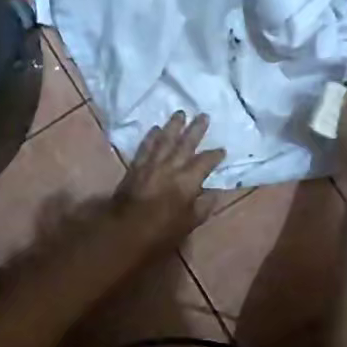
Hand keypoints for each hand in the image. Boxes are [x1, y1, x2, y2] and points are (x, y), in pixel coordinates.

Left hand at [112, 111, 224, 248]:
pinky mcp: (135, 167)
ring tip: (180, 113)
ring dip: (173, 126)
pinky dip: (151, 137)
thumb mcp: (188, 224)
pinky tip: (155, 129)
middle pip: (185, 144)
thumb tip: (214, 193)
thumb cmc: (160, 232)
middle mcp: (171, 167)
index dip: (214, 155)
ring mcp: (151, 165)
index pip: (205, 162)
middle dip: (195, 129)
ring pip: (164, 140)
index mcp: (188, 181)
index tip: (221, 150)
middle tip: (203, 115)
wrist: (124, 231)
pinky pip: (145, 147)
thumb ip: (203, 207)